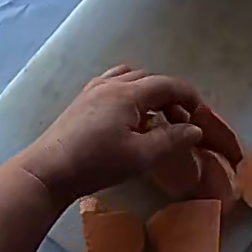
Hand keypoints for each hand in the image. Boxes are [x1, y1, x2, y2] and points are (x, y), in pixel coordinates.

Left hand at [14, 65, 202, 205]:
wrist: (48, 171)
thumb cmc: (97, 163)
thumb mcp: (141, 156)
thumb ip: (172, 140)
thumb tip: (195, 130)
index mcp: (128, 93)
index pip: (168, 85)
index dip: (190, 98)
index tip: (202, 115)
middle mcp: (111, 84)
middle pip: (150, 80)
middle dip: (171, 98)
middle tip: (181, 123)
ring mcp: (93, 91)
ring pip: (130, 80)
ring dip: (149, 94)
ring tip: (155, 119)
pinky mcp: (81, 102)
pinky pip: (113, 86)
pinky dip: (129, 95)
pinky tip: (128, 118)